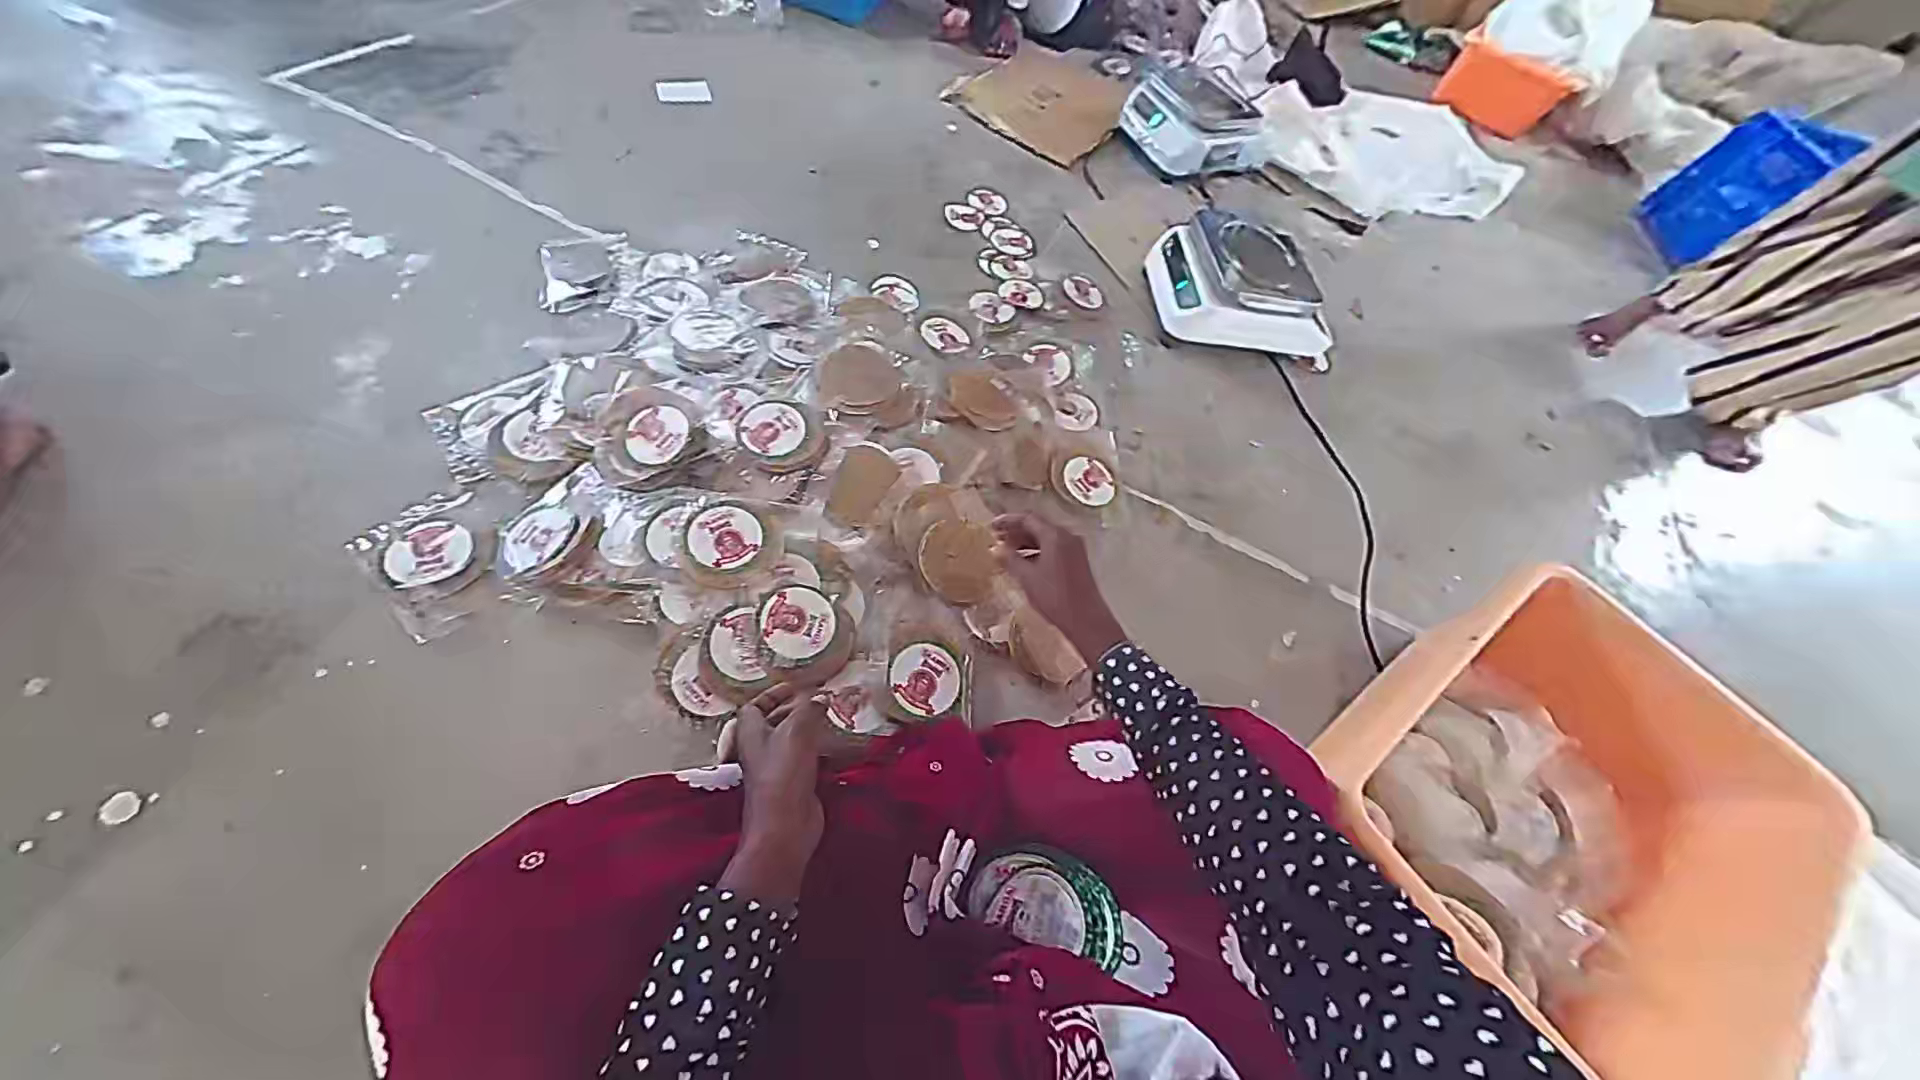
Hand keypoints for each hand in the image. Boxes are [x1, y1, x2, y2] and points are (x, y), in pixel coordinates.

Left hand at [718, 684, 829, 908]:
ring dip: (813, 728)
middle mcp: (762, 750)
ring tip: (835, 716)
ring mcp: (779, 768)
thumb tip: (821, 695)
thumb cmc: (782, 775)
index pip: (754, 706)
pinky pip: (809, 759)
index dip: (772, 694)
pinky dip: (823, 749)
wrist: (785, 827)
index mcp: (752, 734)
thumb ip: (809, 708)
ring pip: (795, 740)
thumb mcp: (796, 732)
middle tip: (822, 698)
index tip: (795, 687)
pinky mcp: (797, 783)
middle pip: (776, 722)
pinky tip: (841, 745)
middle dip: (797, 708)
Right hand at [992, 513, 1125, 662]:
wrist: (1086, 620)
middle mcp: (1067, 536)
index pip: (1028, 519)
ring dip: (1025, 543)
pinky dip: (1037, 551)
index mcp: (1055, 535)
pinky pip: (1053, 548)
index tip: (991, 527)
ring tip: (1006, 552)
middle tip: (996, 539)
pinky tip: (1024, 563)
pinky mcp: (1077, 561)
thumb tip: (995, 549)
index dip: (1008, 521)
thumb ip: (1010, 559)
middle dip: (1016, 532)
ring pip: (1045, 538)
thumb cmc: (1054, 596)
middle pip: (1038, 526)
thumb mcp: (1027, 578)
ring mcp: (1074, 549)